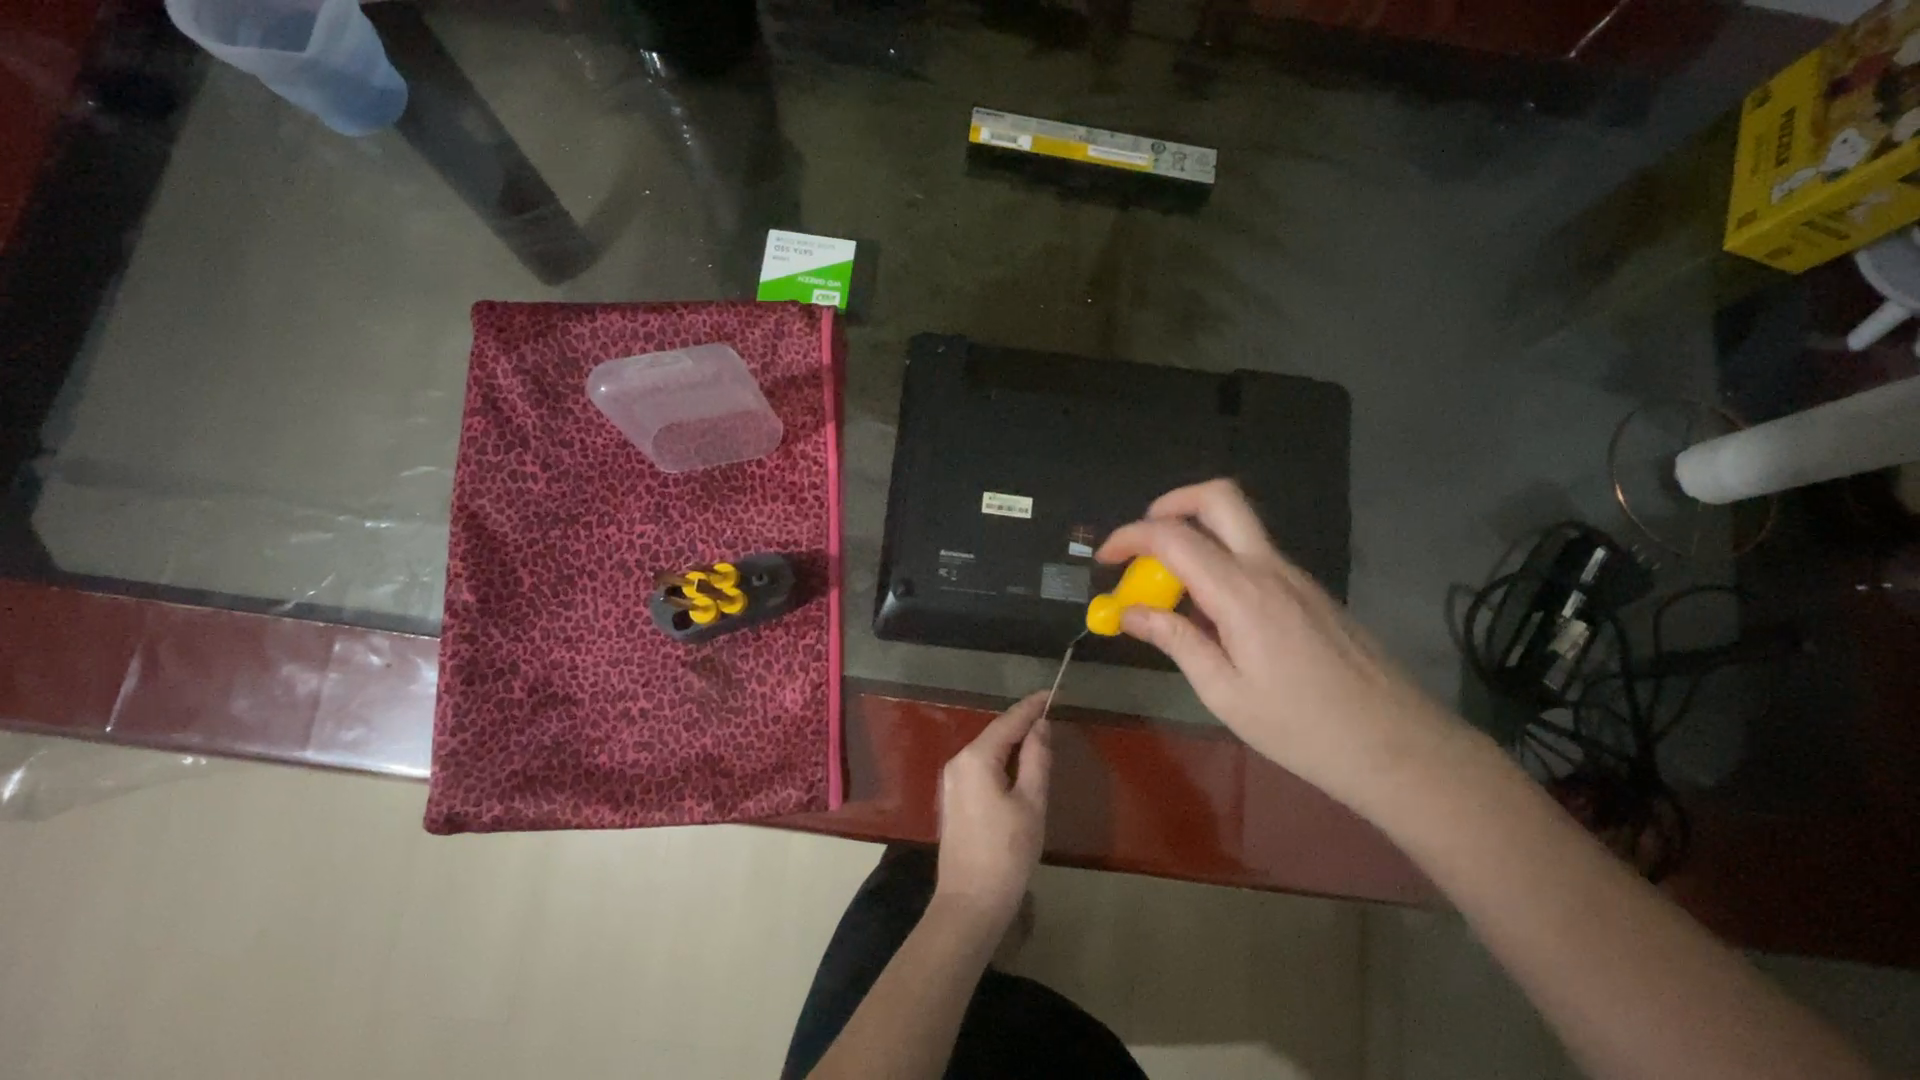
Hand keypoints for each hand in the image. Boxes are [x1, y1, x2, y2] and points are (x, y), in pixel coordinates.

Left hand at [934, 691, 1051, 928]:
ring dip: (1013, 744)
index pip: (1008, 722)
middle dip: (1023, 724)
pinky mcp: (954, 801)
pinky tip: (1021, 767)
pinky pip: (982, 769)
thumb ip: (1037, 760)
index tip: (1054, 692)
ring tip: (1042, 737)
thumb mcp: (1031, 803)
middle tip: (1053, 713)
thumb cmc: (1006, 853)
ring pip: (988, 752)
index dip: (1032, 707)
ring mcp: (952, 783)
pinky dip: (1002, 762)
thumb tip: (1041, 727)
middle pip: (995, 734)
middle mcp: (958, 763)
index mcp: (976, 758)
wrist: (970, 902)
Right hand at [1097, 479, 1462, 805]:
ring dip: (1197, 540)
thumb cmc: (1300, 727)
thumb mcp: (1224, 692)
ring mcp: (1297, 577)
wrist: (1394, 744)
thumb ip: (1176, 640)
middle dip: (1171, 504)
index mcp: (1242, 593)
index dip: (1130, 538)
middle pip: (1219, 498)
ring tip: (1171, 595)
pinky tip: (1216, 619)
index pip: (1174, 537)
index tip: (1105, 561)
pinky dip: (1223, 566)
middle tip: (1144, 544)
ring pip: (1240, 528)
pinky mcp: (1312, 594)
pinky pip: (1257, 559)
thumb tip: (1129, 612)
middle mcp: (1270, 569)